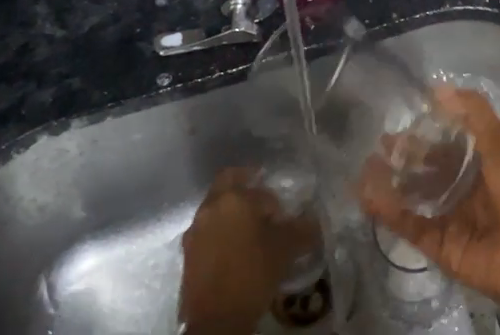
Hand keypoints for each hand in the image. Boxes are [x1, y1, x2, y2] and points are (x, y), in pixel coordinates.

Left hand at [179, 167, 316, 334]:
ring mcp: (196, 229)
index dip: (276, 204)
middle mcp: (212, 206)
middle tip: (263, 199)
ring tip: (250, 231)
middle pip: (228, 181)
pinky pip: (207, 228)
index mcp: (235, 198)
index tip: (284, 220)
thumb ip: (302, 228)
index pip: (262, 191)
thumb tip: (312, 220)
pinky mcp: (187, 251)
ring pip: (216, 206)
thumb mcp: (286, 249)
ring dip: (232, 210)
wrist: (215, 320)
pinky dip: (220, 230)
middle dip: (246, 184)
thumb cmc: (252, 274)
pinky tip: (234, 249)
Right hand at [357, 87, 499, 310]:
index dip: (429, 130)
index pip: (452, 141)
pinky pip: (410, 225)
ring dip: (392, 182)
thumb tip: (436, 87)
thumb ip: (472, 113)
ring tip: (364, 167)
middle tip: (378, 144)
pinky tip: (367, 193)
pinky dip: (389, 211)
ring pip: (416, 197)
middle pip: (431, 170)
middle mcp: (469, 188)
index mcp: (488, 161)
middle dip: (406, 156)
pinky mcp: (440, 246)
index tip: (403, 117)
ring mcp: (453, 218)